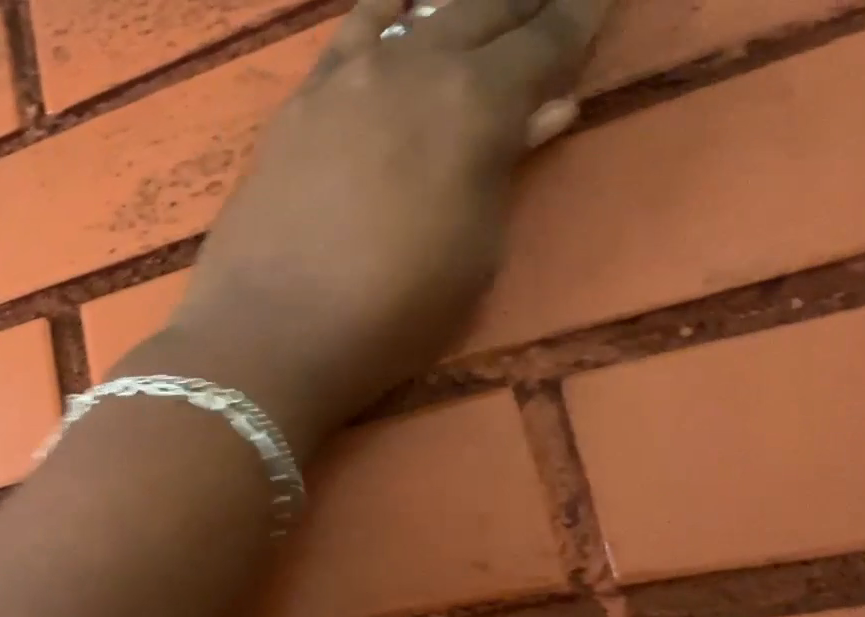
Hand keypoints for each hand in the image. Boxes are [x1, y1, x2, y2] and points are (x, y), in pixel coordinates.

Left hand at [147, 0, 613, 455]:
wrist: (267, 335)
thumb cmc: (389, 314)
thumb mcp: (475, 254)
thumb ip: (504, 171)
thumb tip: (540, 111)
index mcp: (479, 100)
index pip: (547, 36)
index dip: (580, 16)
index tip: (597, 2)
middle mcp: (413, 67)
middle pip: (482, 8)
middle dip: (522, 5)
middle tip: (542, 8)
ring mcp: (345, 80)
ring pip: (412, 9)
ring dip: (453, 5)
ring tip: (470, 11)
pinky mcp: (294, 107)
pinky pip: (345, 37)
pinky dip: (379, 14)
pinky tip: (390, 11)